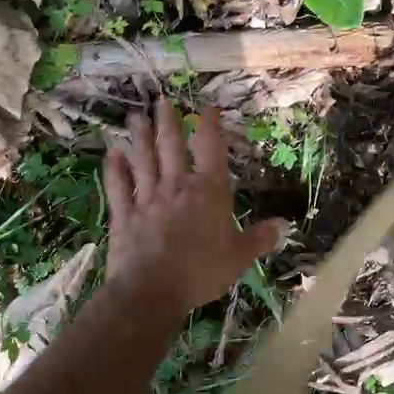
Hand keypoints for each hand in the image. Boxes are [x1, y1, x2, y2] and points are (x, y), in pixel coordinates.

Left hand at [102, 100, 287, 312]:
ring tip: (136, 116)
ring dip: (140, 136)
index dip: (209, 124)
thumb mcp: (238, 258)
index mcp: (209, 190)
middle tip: (161, 101)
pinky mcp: (124, 214)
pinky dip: (115, 168)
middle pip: (171, 145)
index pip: (210, 148)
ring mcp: (147, 198)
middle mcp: (178, 185)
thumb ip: (259, 239)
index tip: (207, 107)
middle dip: (168, 121)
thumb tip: (281, 226)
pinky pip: (118, 186)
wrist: (150, 292)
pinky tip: (112, 153)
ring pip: (144, 159)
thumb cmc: (200, 272)